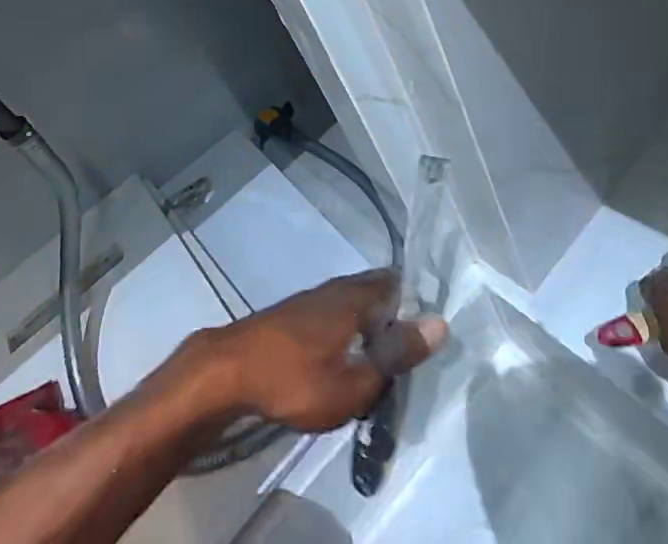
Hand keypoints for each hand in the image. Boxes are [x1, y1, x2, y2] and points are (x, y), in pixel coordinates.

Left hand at [199, 270, 447, 432]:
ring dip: (369, 326)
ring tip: (378, 363)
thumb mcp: (354, 382)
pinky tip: (344, 358)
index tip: (428, 336)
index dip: (417, 306)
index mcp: (356, 297)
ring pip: (354, 304)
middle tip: (406, 355)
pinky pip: (335, 315)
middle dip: (394, 317)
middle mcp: (336, 289)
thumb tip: (440, 323)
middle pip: (376, 292)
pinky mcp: (294, 315)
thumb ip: (397, 354)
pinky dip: (347, 331)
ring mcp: (312, 299)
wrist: (226, 371)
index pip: (399, 285)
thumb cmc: (295, 379)